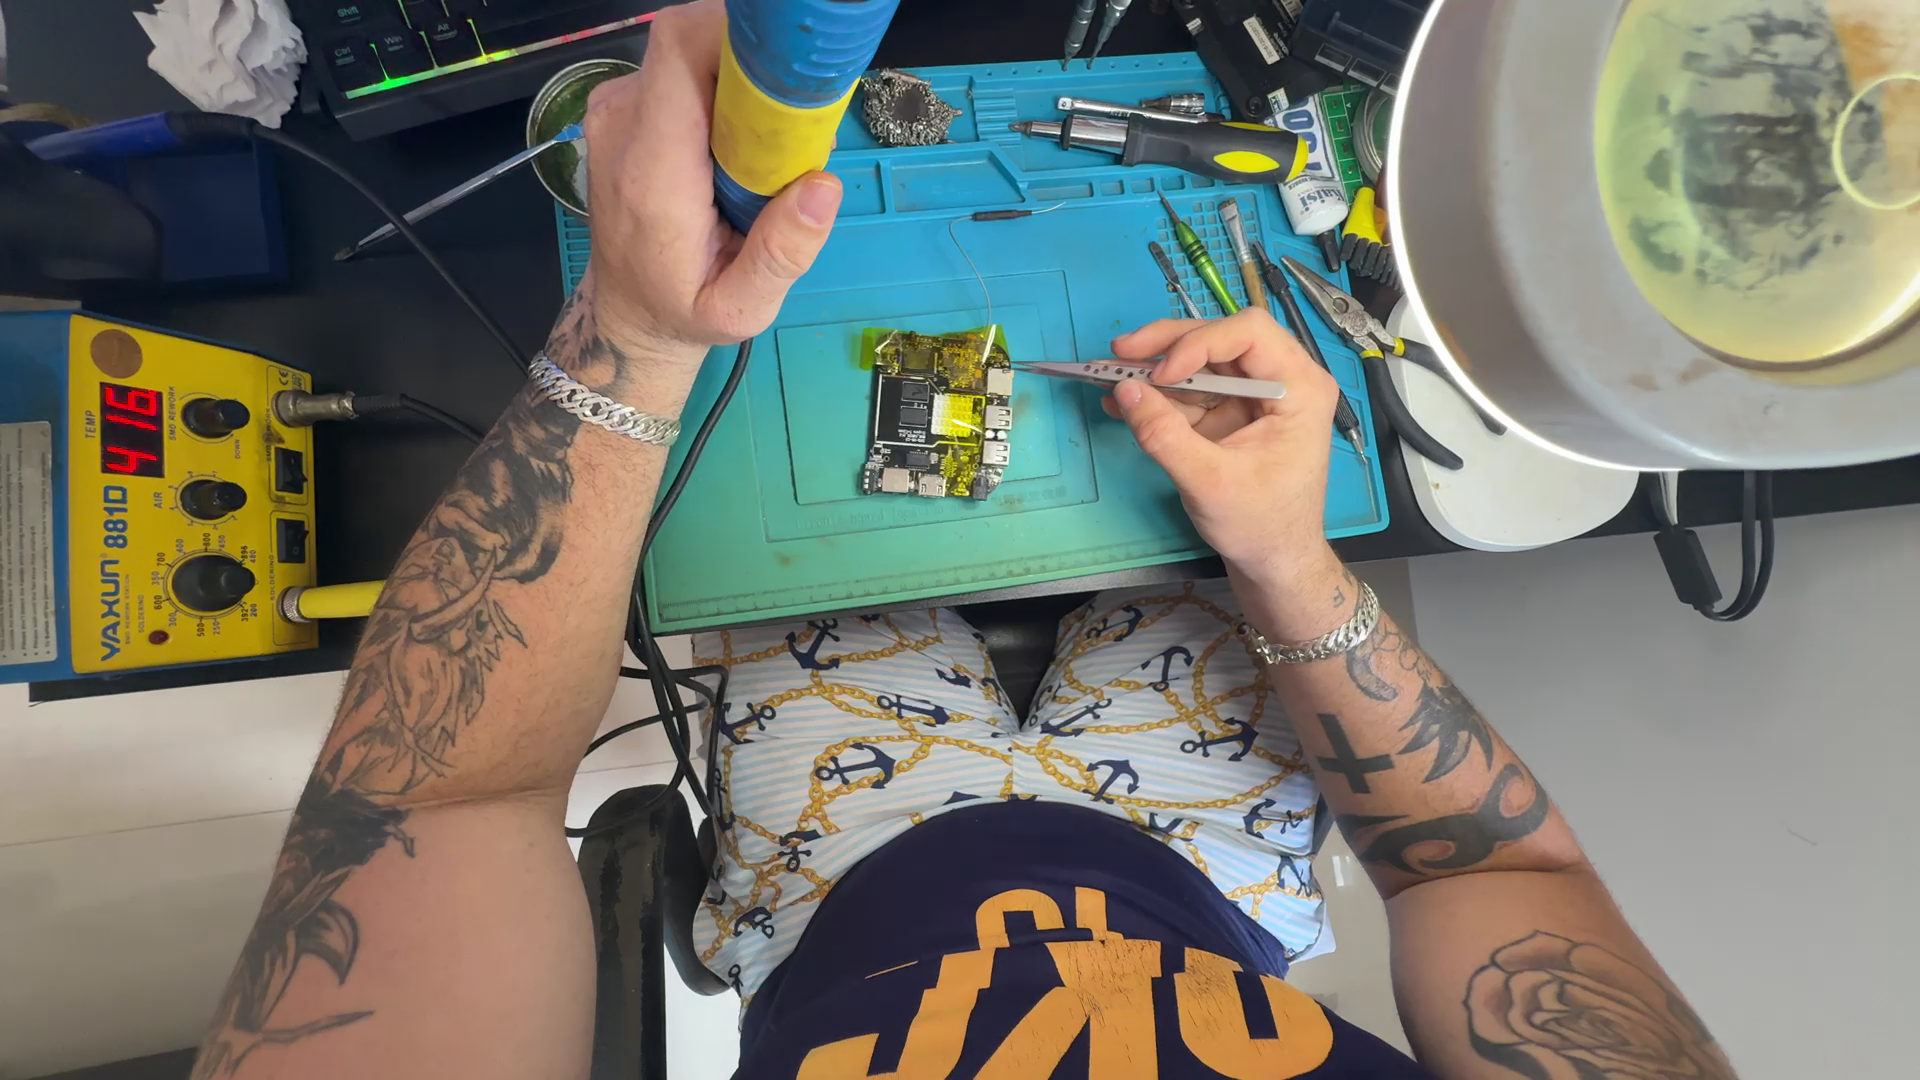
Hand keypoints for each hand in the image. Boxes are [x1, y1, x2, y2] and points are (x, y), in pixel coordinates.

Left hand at [577, 0, 842, 379]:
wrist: (630, 314)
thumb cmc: (685, 312)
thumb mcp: (742, 309)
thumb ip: (782, 254)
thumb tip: (825, 186)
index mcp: (653, 172)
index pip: (684, 49)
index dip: (741, 35)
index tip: (793, 70)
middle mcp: (624, 124)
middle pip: (695, 48)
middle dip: (756, 74)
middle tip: (796, 133)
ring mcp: (617, 111)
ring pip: (693, 61)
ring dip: (742, 91)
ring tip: (768, 156)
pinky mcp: (624, 110)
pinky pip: (682, 77)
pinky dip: (722, 100)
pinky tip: (739, 153)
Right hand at [1106, 309, 1345, 594]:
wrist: (1271, 561)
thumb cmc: (1259, 524)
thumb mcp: (1208, 482)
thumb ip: (1164, 435)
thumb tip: (1122, 391)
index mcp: (1298, 388)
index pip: (1249, 333)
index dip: (1198, 343)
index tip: (1159, 375)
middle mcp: (1278, 381)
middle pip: (1219, 339)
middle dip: (1167, 345)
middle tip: (1120, 351)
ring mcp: (1250, 398)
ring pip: (1198, 362)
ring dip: (1153, 368)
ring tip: (1109, 373)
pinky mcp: (1226, 415)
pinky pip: (1188, 392)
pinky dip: (1154, 396)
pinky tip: (1120, 400)